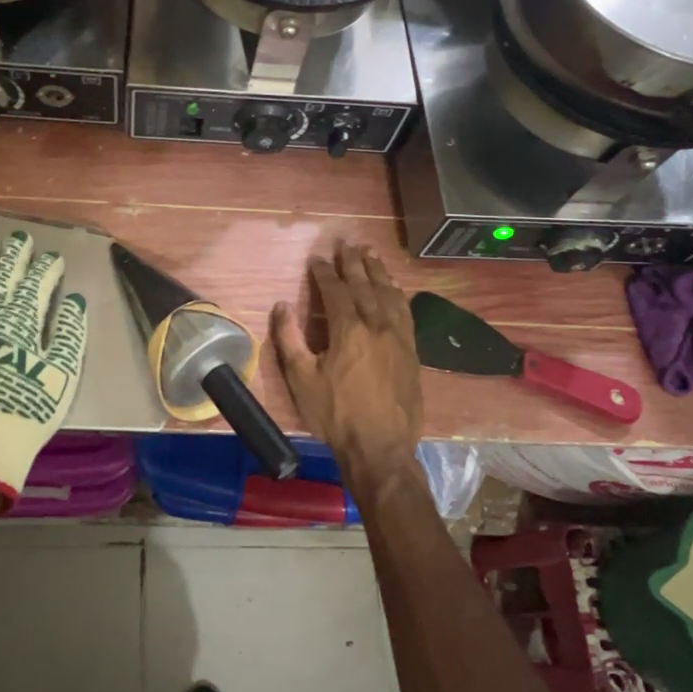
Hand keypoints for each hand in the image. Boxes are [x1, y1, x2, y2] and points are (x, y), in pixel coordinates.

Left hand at [0, 231, 87, 502]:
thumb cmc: (27, 412)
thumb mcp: (62, 377)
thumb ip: (68, 335)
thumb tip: (74, 301)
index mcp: (25, 323)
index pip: (38, 283)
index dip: (47, 268)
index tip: (54, 258)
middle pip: (4, 273)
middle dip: (14, 252)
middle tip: (19, 237)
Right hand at [267, 241, 422, 482]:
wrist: (381, 448)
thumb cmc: (336, 415)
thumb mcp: (301, 380)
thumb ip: (289, 340)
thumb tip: (281, 306)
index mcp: (348, 330)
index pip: (336, 291)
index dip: (325, 272)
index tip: (317, 258)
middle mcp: (377, 325)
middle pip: (365, 285)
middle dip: (353, 263)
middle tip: (346, 243)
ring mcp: (398, 337)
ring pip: (389, 294)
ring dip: (378, 271)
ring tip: (370, 254)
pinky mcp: (412, 351)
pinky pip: (405, 312)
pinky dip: (397, 294)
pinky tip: (394, 288)